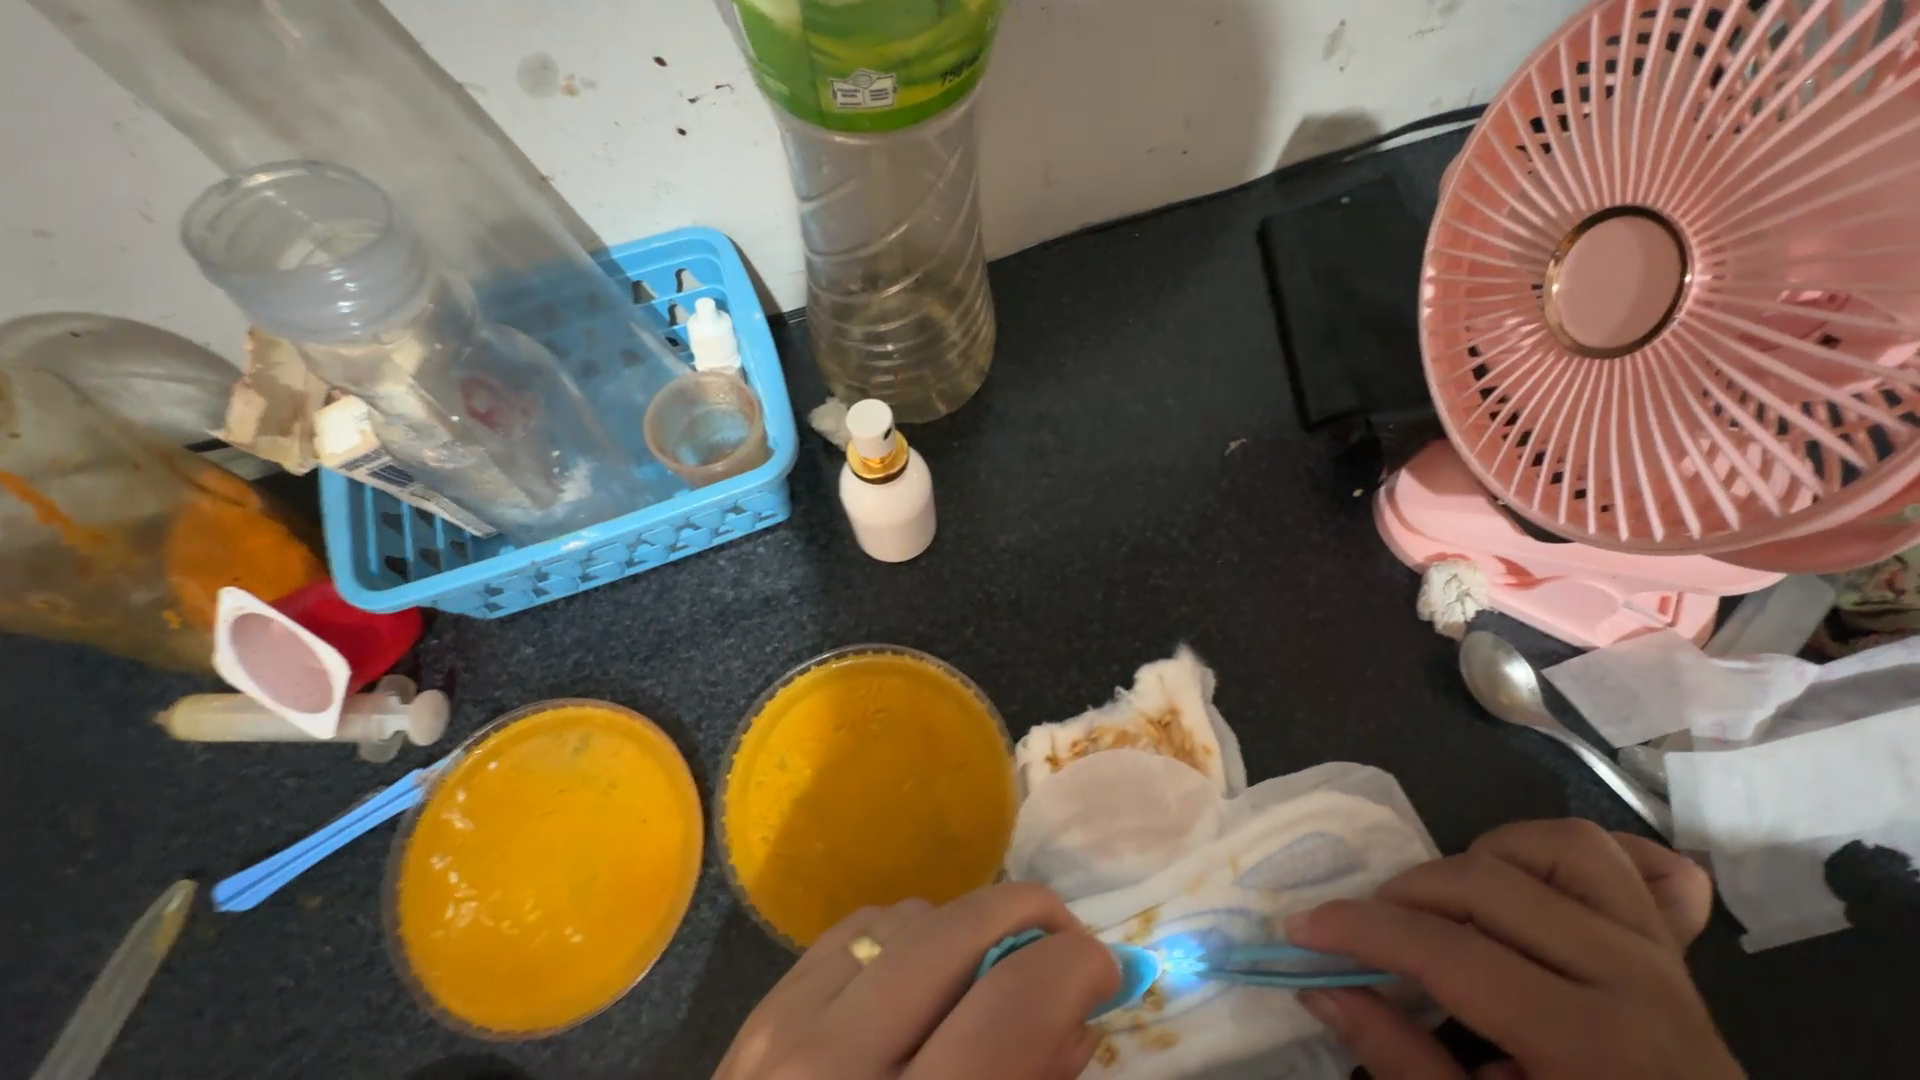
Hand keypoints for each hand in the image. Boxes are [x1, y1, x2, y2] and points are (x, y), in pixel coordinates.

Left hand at [714, 883, 1118, 1079]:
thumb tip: (1073, 1009)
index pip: (1013, 1000)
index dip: (1078, 965)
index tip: (1104, 970)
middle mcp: (836, 1067)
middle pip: (959, 930)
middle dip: (1031, 915)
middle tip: (1063, 946)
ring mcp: (785, 1034)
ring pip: (908, 917)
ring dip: (967, 929)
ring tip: (986, 975)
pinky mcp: (759, 1018)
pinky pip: (857, 930)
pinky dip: (906, 937)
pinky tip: (922, 978)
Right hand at [1283, 819, 1743, 1079]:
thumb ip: (1401, 1060)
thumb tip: (1320, 990)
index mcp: (1597, 1044)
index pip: (1452, 952)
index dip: (1364, 931)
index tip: (1302, 928)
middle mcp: (1638, 980)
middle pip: (1490, 884)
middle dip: (1403, 897)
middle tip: (1363, 932)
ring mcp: (1664, 953)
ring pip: (1563, 845)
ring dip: (1485, 859)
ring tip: (1446, 905)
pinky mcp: (1673, 946)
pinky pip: (1628, 861)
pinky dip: (1565, 857)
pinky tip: (1527, 884)